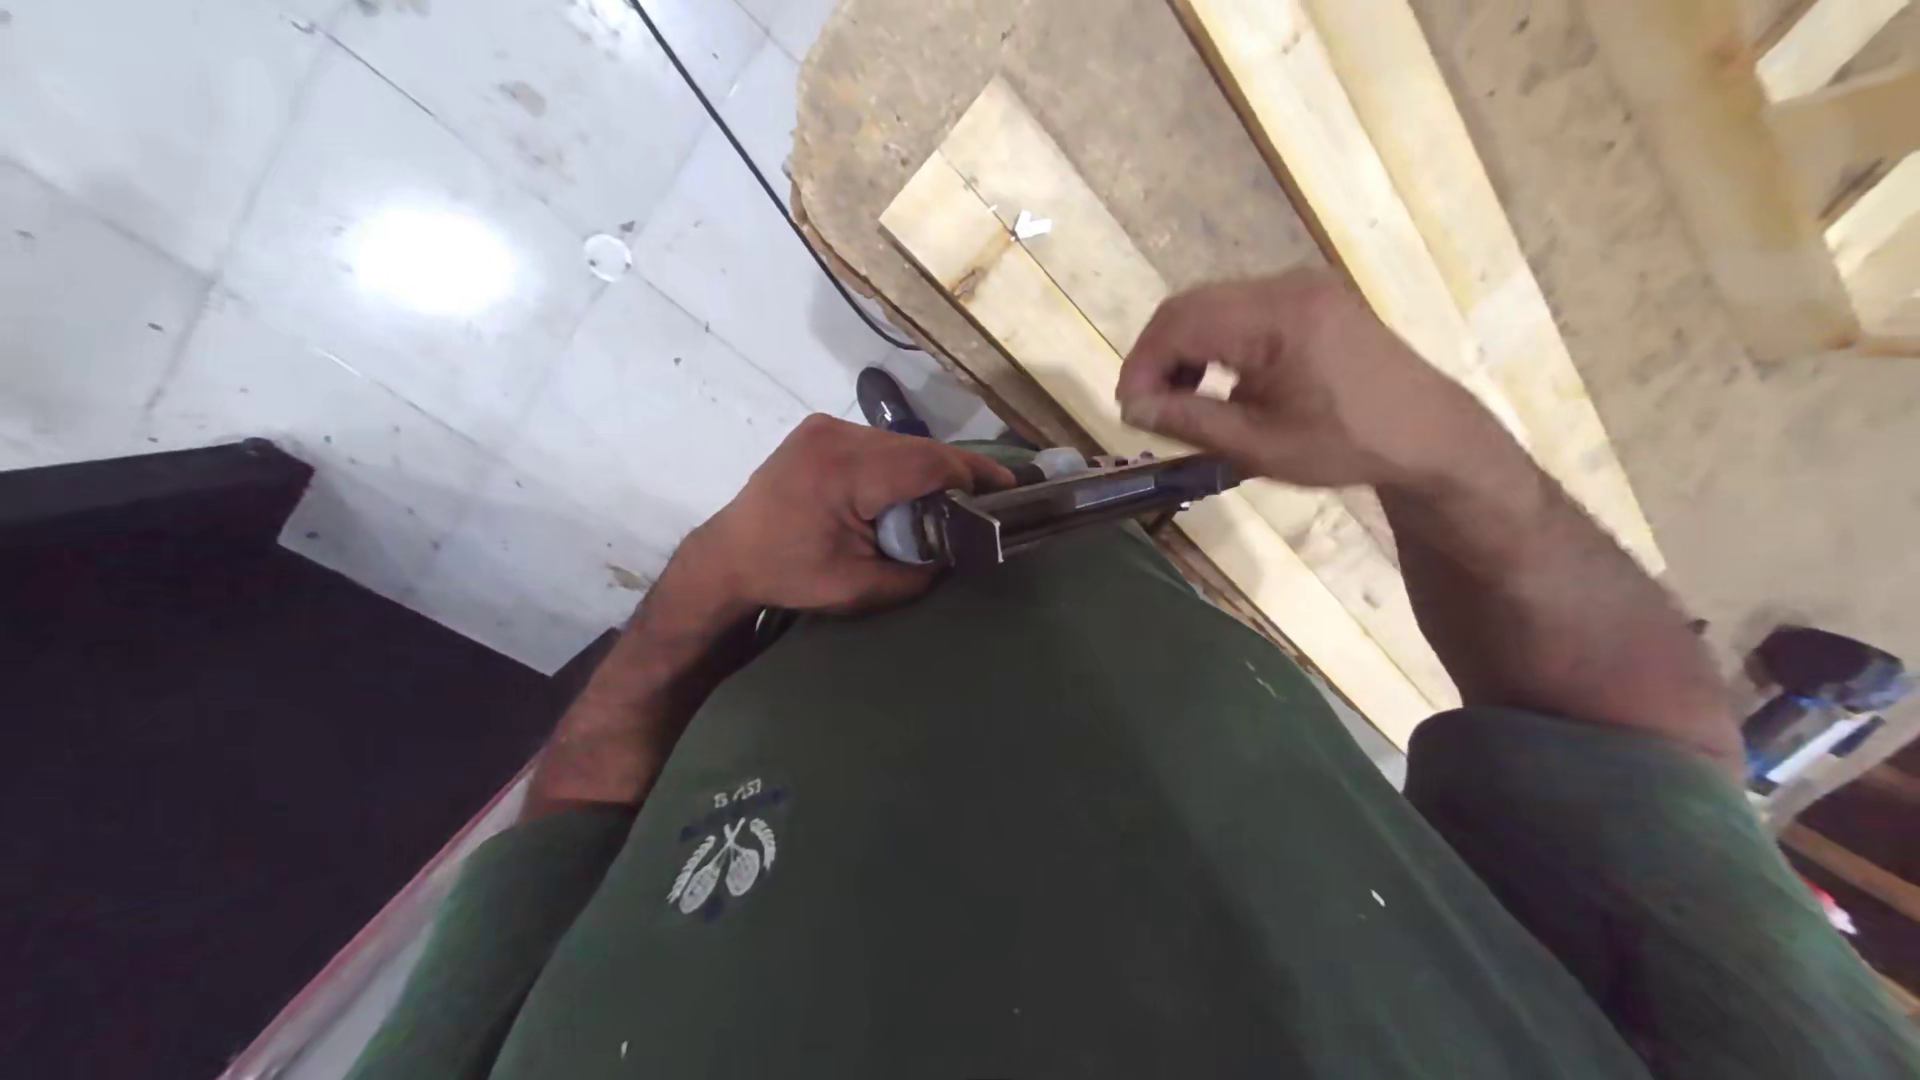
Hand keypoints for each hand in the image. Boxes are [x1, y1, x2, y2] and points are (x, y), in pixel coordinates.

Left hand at [676, 414, 1013, 614]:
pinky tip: (911, 487)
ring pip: (901, 443)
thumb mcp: (858, 587)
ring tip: (953, 497)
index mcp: (842, 473)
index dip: (972, 476)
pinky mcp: (820, 428)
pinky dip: (902, 463)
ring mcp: (825, 426)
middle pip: (918, 449)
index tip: (1007, 491)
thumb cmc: (789, 575)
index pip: (926, 463)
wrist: (730, 555)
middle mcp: (835, 436)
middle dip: (955, 474)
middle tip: (988, 499)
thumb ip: (917, 571)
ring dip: (929, 468)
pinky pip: (879, 443)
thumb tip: (959, 553)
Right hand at [1114, 270, 1499, 490]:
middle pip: (1189, 305)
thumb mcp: (1257, 445)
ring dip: (1179, 347)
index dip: (1141, 365)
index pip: (1180, 325)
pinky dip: (1209, 340)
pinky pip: (1236, 308)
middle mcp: (1286, 286)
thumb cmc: (1344, 447)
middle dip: (1154, 355)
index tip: (1127, 410)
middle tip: (1143, 404)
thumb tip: (1131, 409)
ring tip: (1175, 396)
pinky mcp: (1307, 296)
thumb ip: (1187, 421)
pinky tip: (1211, 378)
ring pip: (1208, 303)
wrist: (1428, 435)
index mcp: (1278, 319)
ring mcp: (1300, 286)